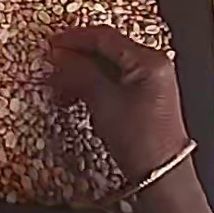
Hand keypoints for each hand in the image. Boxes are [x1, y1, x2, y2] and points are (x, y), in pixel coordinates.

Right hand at [48, 26, 191, 181]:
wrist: (161, 175)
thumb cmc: (138, 137)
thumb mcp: (104, 101)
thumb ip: (80, 72)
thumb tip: (59, 54)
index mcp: (148, 60)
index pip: (106, 37)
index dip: (75, 38)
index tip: (52, 43)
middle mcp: (152, 65)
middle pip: (107, 50)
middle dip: (77, 56)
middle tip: (52, 62)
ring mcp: (150, 81)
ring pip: (108, 66)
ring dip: (82, 72)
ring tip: (59, 82)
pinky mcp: (144, 96)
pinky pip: (114, 80)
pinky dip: (93, 84)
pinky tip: (74, 94)